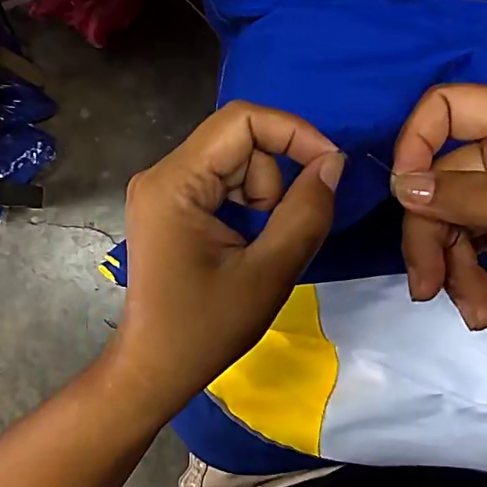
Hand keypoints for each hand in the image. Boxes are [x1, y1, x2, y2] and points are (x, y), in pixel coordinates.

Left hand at [113, 102, 346, 410]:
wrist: (154, 367)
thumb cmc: (205, 329)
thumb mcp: (268, 274)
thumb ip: (306, 213)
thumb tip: (332, 163)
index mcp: (174, 182)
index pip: (241, 120)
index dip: (293, 132)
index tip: (328, 166)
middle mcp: (161, 174)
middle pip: (238, 139)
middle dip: (275, 176)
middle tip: (281, 228)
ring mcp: (161, 187)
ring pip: (234, 160)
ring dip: (262, 194)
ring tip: (255, 245)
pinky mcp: (168, 203)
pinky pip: (220, 181)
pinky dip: (245, 204)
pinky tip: (241, 242)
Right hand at [390, 85, 486, 344]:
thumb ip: (480, 198)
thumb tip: (402, 185)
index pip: (452, 107)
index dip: (418, 139)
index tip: (405, 189)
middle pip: (438, 176)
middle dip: (428, 230)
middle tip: (429, 281)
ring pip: (441, 216)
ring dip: (441, 261)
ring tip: (466, 306)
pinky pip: (459, 246)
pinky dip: (460, 278)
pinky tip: (479, 310)